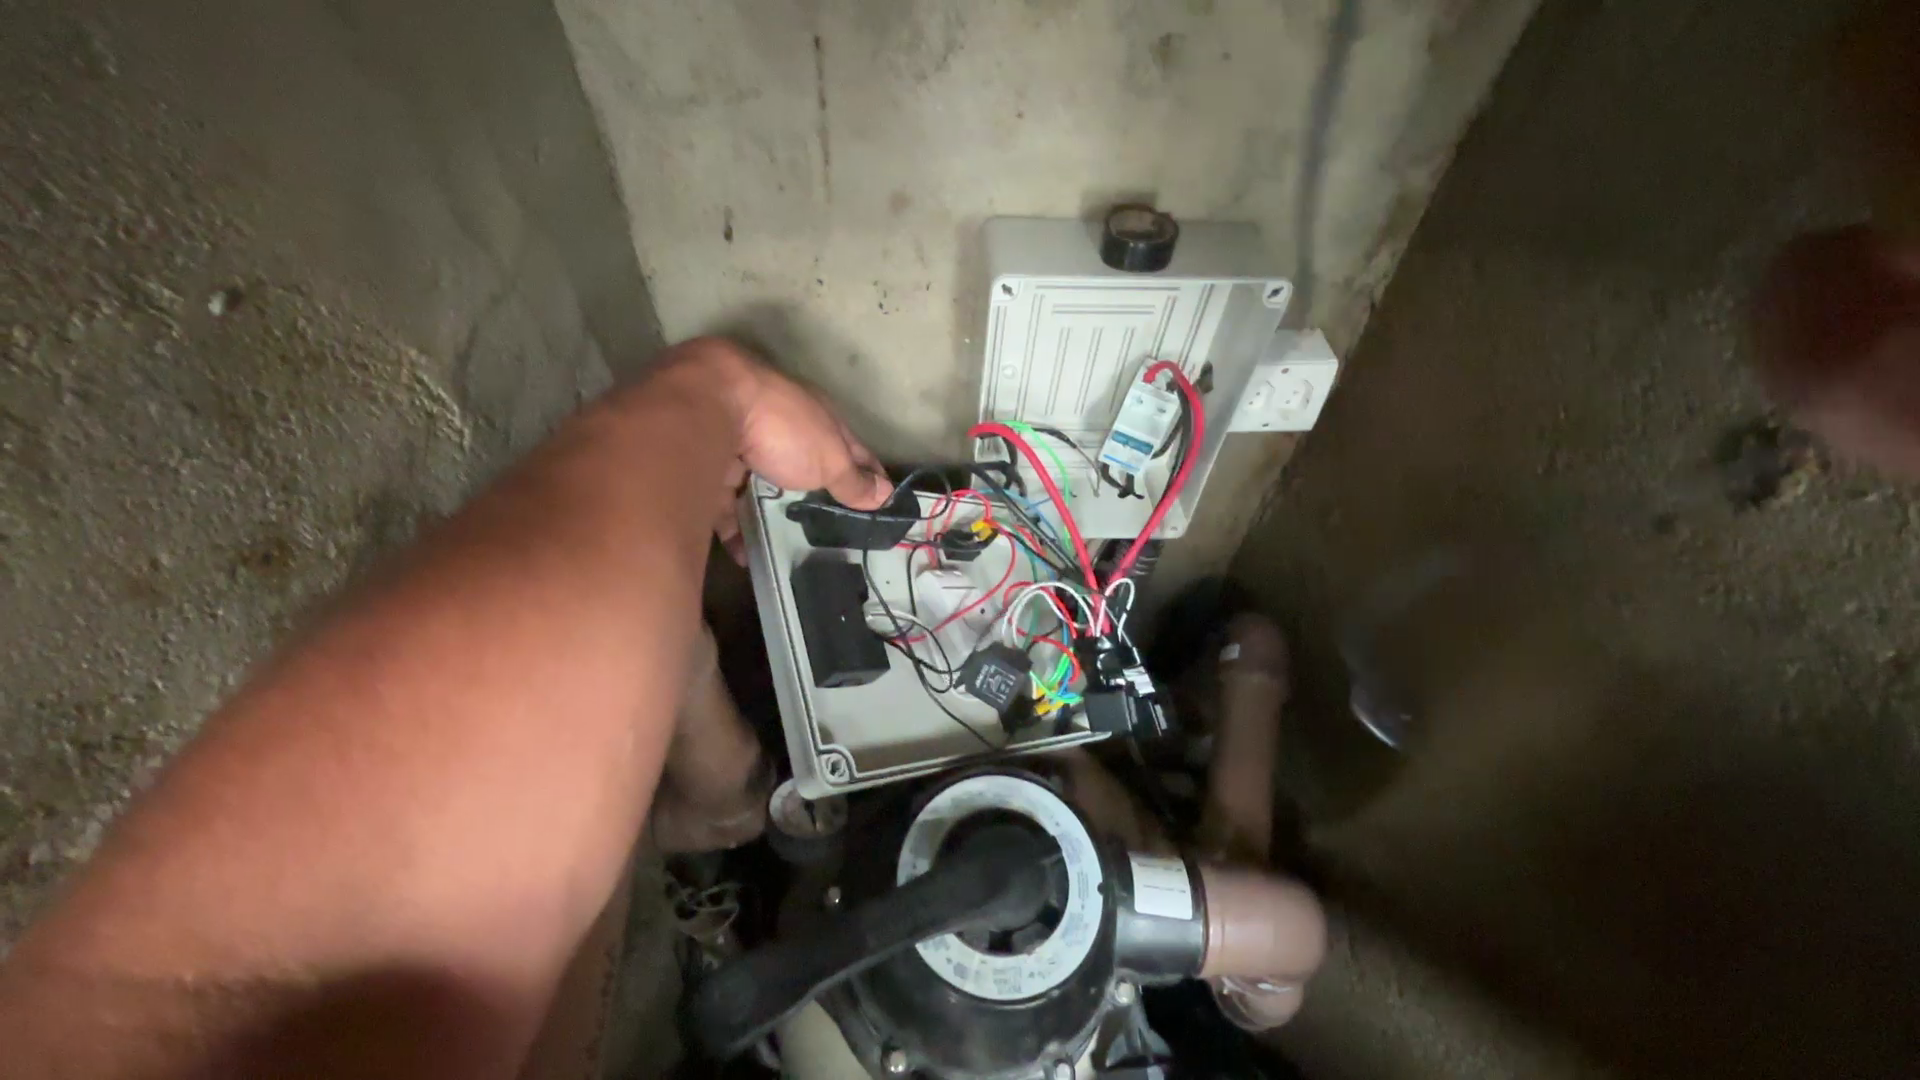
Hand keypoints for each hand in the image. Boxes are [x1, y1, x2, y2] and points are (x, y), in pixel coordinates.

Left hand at [655, 338, 891, 557]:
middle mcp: (777, 427)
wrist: (702, 409)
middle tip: (829, 527)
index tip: (880, 499)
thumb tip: (886, 496)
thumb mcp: (829, 457)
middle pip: (802, 463)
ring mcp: (740, 446)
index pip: (850, 446)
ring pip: (761, 484)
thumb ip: (854, 479)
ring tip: (788, 545)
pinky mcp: (707, 469)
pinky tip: (747, 556)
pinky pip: (726, 506)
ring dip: (771, 511)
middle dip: (813, 490)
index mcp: (814, 417)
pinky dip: (736, 530)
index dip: (867, 471)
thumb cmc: (781, 428)